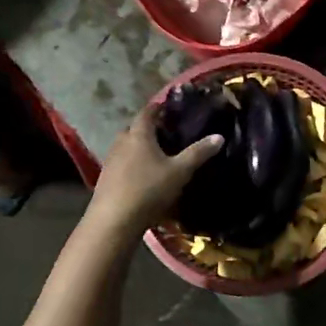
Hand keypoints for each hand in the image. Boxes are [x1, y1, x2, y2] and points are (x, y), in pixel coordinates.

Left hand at [87, 105, 223, 236]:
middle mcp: (121, 143)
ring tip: (158, 153)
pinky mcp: (106, 178)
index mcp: (139, 135)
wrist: (114, 220)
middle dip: (149, 128)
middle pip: (134, 129)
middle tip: (167, 132)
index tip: (168, 106)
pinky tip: (144, 174)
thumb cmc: (149, 189)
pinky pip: (122, 162)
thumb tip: (219, 136)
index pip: (147, 113)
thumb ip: (199, 153)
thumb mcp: (180, 171)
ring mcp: (111, 161)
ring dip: (140, 146)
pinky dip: (133, 162)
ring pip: (127, 146)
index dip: (158, 107)